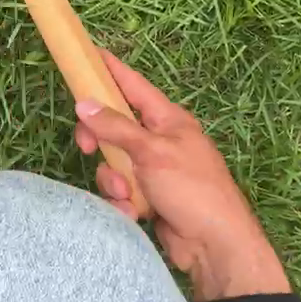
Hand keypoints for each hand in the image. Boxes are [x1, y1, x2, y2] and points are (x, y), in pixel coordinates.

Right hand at [73, 48, 290, 301]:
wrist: (217, 249)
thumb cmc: (193, 190)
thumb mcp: (152, 152)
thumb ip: (115, 127)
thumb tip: (83, 103)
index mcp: (168, 120)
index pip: (132, 84)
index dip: (109, 68)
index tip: (86, 52)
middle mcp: (159, 140)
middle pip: (113, 125)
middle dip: (98, 139)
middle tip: (87, 148)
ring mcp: (154, 169)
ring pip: (113, 160)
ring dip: (113, 178)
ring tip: (127, 194)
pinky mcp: (149, 195)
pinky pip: (121, 187)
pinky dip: (122, 200)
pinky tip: (134, 211)